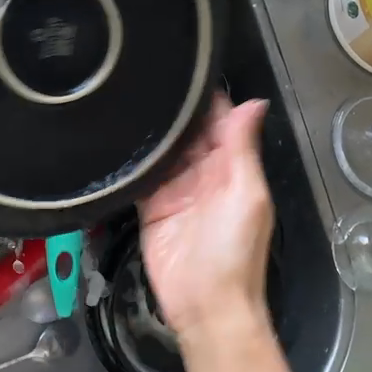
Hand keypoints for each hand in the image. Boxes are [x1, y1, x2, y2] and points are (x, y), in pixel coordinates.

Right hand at [137, 96, 273, 340]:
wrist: (207, 307)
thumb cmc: (235, 251)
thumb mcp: (247, 195)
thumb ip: (243, 148)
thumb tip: (254, 102)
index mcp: (232, 166)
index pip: (218, 122)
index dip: (204, 97)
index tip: (184, 65)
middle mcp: (203, 173)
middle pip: (186, 132)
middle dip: (172, 110)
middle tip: (144, 74)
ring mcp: (175, 190)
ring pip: (162, 151)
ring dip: (150, 132)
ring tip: (126, 95)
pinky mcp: (150, 208)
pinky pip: (140, 177)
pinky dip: (132, 160)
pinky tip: (117, 136)